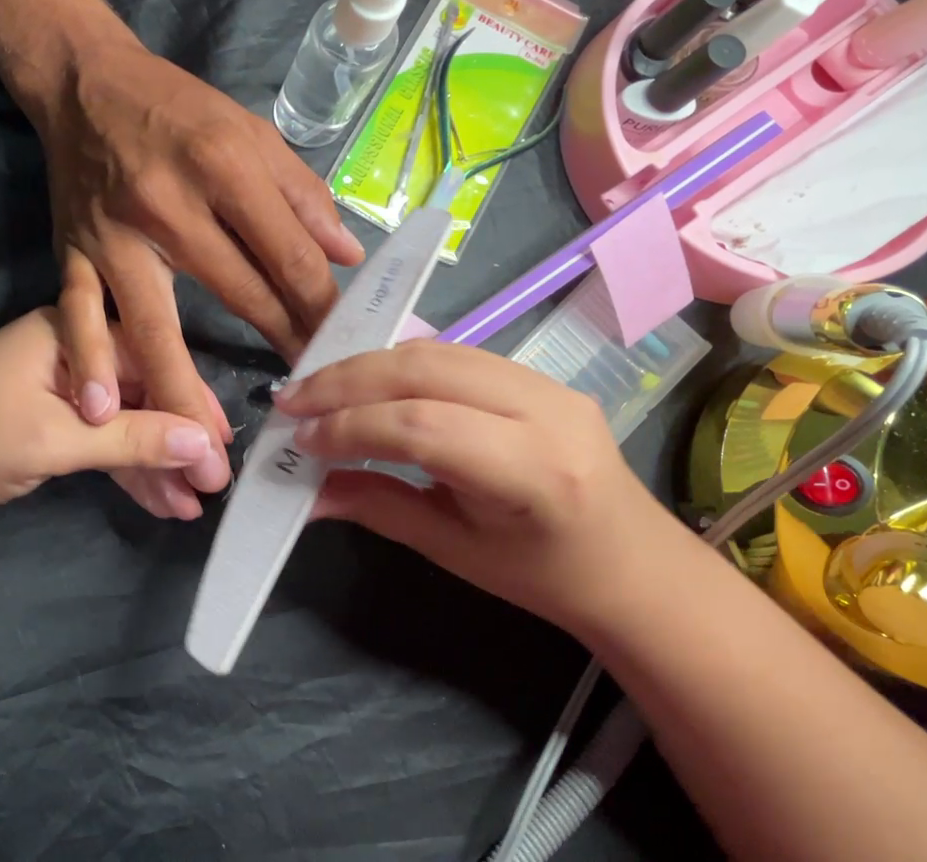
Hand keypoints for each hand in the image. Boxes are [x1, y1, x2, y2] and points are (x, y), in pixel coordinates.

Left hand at [0, 308, 231, 522]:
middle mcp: (75, 353)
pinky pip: (102, 442)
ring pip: (124, 424)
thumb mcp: (57, 439)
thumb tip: (205, 445)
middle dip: (176, 442)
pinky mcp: (54, 421)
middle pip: (141, 394)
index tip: (225, 449)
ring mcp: (64, 389)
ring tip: (193, 506)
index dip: (189, 407)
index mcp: (72, 333)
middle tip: (215, 485)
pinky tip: (161, 502)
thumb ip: (132, 440)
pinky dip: (126, 471)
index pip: (149, 362)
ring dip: (155, 464)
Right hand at [30, 34, 364, 490]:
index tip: (349, 349)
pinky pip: (79, 315)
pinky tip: (101, 412)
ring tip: (211, 445)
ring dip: (185, 387)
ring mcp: (115, 236)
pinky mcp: (72, 252)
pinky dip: (89, 362)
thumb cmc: (175, 105)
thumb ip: (301, 192)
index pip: (289, 253)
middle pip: (238, 293)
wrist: (84, 84)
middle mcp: (171, 205)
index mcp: (225, 165)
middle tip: (312, 403)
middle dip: (281, 348)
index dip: (323, 307)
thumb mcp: (249, 127)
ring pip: (155, 323)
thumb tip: (346, 254)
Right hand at [274, 341, 693, 634]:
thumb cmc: (545, 575)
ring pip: (435, 350)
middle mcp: (546, 411)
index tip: (300, 441)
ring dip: (366, 365)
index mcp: (534, 471)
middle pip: (424, 371)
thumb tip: (304, 493)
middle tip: (291, 402)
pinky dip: (398, 364)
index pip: (423, 425)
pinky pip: (453, 353)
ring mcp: (547, 383)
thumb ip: (377, 507)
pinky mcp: (537, 374)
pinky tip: (364, 383)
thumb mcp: (454, 551)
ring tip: (316, 389)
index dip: (351, 427)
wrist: (634, 565)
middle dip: (346, 381)